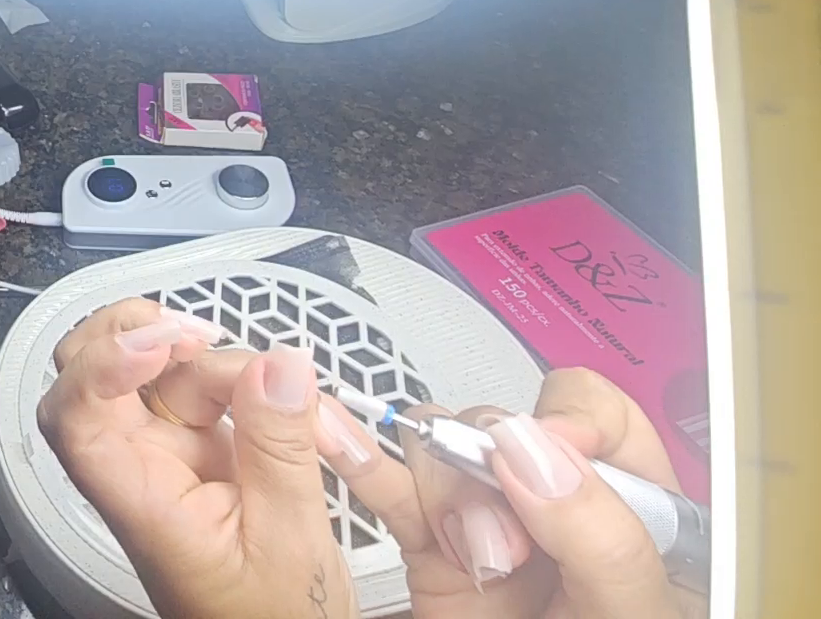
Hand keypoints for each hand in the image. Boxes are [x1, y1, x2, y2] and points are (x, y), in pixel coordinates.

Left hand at [38, 299, 358, 618]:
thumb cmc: (271, 617)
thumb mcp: (291, 541)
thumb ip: (280, 449)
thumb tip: (280, 364)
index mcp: (132, 494)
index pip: (74, 417)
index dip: (97, 367)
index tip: (155, 346)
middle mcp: (131, 458)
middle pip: (88, 368)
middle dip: (132, 331)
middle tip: (194, 334)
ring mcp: (158, 443)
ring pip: (149, 365)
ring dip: (208, 358)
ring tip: (277, 386)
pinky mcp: (190, 437)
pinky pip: (195, 382)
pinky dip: (235, 375)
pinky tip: (277, 391)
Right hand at [324, 367, 705, 618]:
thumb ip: (599, 540)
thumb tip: (526, 445)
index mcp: (631, 522)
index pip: (595, 419)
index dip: (562, 418)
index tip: (536, 455)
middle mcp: (552, 511)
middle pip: (497, 428)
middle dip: (488, 473)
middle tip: (500, 540)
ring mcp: (484, 523)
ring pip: (435, 448)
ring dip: (435, 487)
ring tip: (458, 549)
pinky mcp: (427, 541)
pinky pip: (382, 481)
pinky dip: (355, 457)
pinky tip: (335, 438)